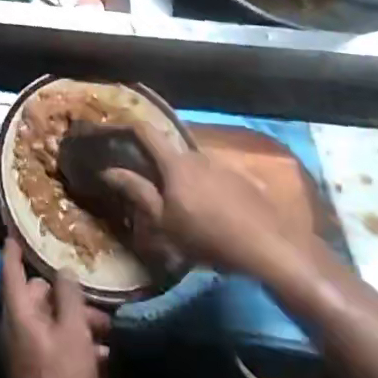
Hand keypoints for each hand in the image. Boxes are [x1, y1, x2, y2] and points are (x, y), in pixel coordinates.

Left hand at [0, 239, 107, 377]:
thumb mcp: (74, 334)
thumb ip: (69, 297)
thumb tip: (64, 269)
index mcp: (17, 312)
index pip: (11, 270)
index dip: (14, 250)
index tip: (15, 232)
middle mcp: (12, 325)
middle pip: (36, 296)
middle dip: (66, 297)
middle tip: (98, 306)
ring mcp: (19, 348)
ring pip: (47, 321)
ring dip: (74, 322)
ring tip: (106, 333)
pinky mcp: (30, 367)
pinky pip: (49, 342)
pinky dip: (70, 341)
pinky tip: (99, 355)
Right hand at [101, 123, 302, 278]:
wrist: (269, 249)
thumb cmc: (207, 236)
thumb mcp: (163, 221)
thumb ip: (136, 191)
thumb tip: (108, 169)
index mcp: (176, 163)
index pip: (147, 132)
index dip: (129, 127)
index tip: (115, 130)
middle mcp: (200, 156)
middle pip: (172, 151)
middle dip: (159, 163)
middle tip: (151, 183)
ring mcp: (226, 167)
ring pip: (196, 165)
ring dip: (186, 177)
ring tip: (183, 202)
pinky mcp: (246, 181)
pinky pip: (218, 178)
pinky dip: (209, 187)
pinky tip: (213, 211)